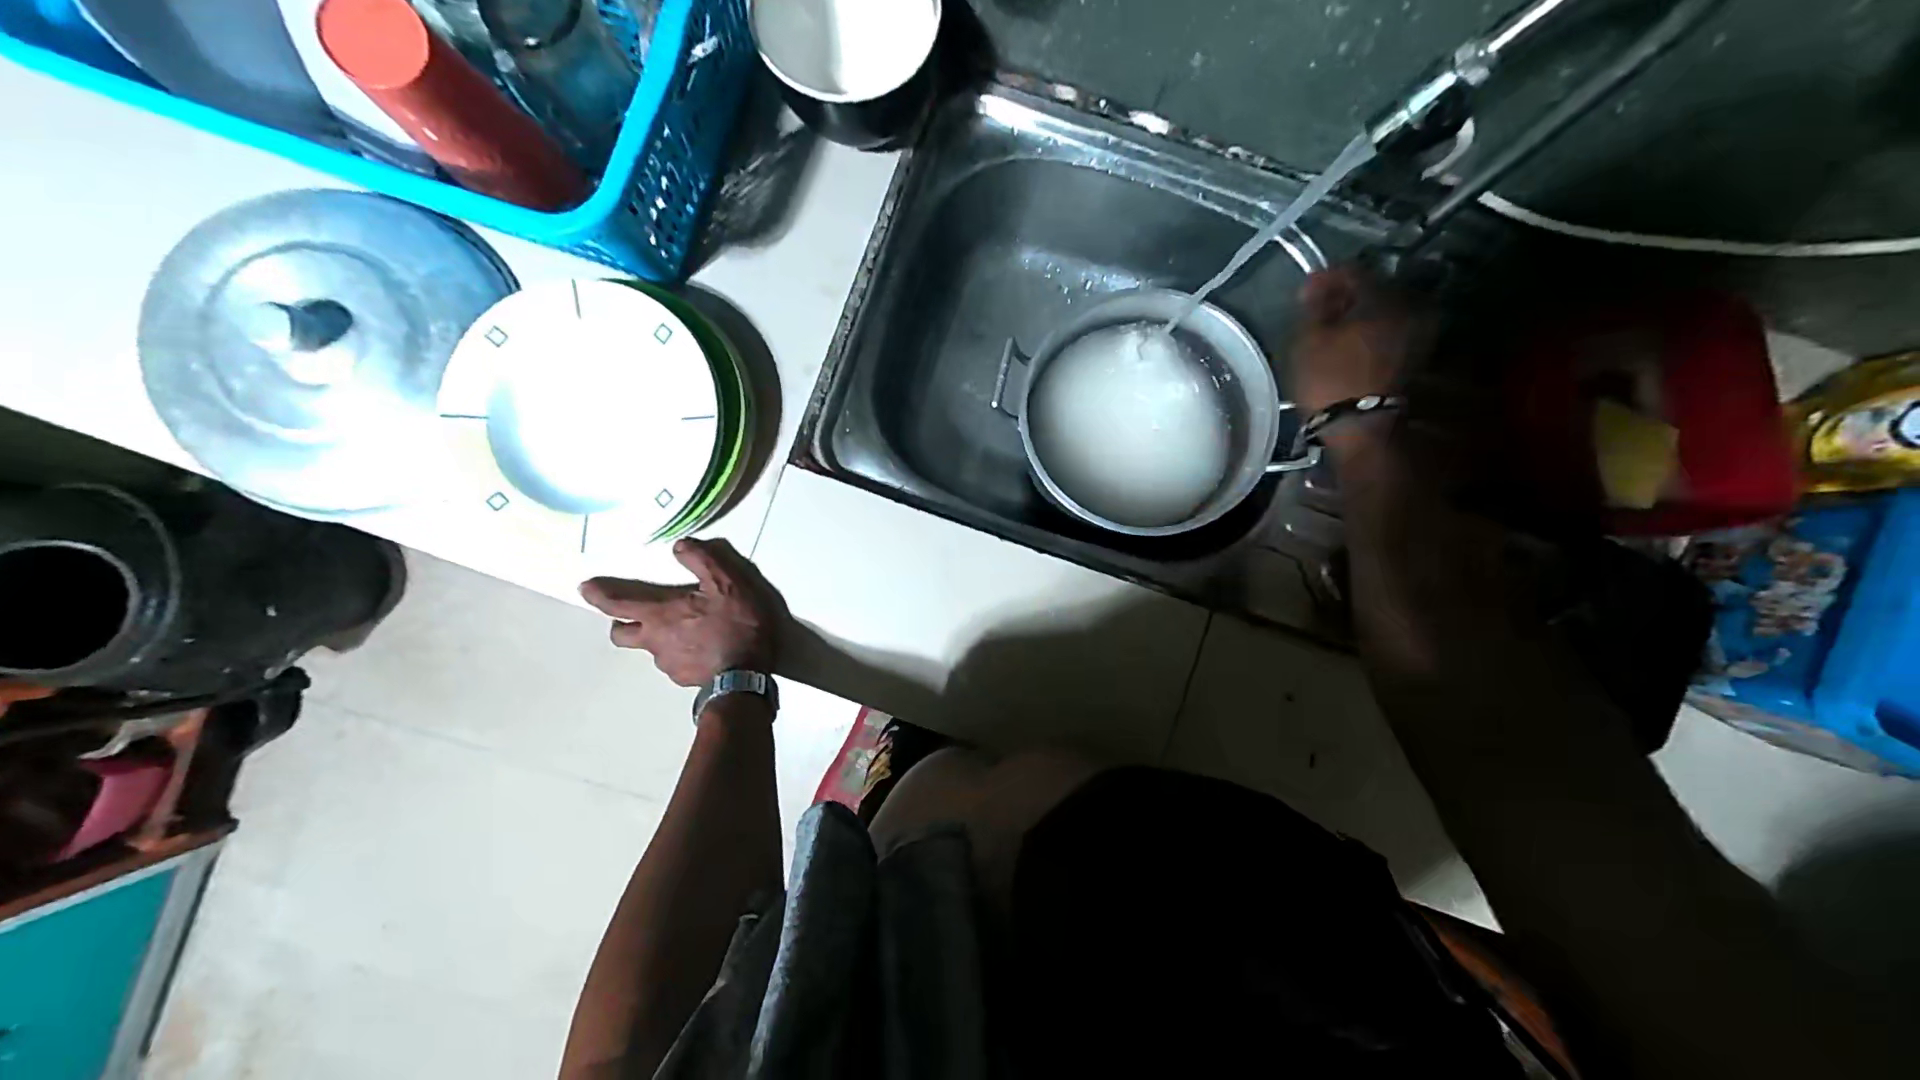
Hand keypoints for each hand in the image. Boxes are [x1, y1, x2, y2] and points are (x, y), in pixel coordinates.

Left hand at [580, 538, 786, 686]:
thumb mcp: (728, 583)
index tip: (585, 588)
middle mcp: (655, 641)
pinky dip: (680, 653)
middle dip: (621, 622)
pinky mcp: (684, 679)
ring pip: (649, 648)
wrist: (747, 676)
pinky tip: (701, 649)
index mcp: (660, 614)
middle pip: (621, 633)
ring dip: (656, 638)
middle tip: (631, 615)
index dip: (598, 594)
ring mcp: (668, 664)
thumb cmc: (736, 625)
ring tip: (680, 631)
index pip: (616, 603)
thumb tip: (680, 546)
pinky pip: (673, 663)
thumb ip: (703, 560)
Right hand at [1289, 264, 1428, 416]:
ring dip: (1359, 315)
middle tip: (1319, 308)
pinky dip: (1369, 331)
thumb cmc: (1329, 379)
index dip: (1326, 277)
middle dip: (1346, 295)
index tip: (1305, 289)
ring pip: (1383, 310)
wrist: (1360, 425)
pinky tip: (1350, 343)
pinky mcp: (1414, 355)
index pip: (1353, 272)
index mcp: (1382, 297)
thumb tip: (1317, 284)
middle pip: (1373, 289)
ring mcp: (1416, 331)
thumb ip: (1314, 306)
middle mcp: (1408, 306)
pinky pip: (1388, 330)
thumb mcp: (1309, 339)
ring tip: (1333, 328)